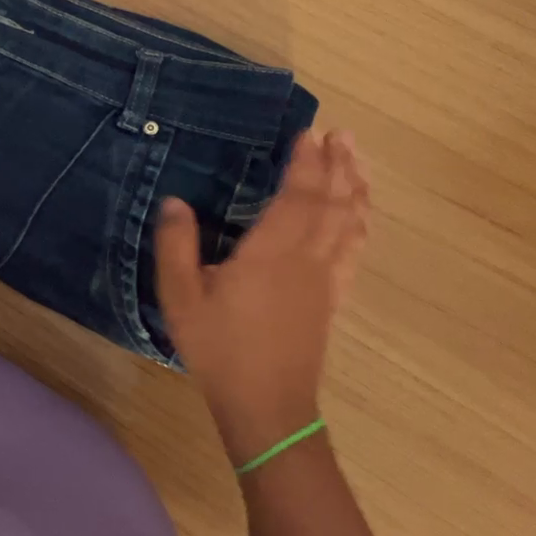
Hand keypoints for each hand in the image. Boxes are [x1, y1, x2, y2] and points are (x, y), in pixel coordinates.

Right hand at [155, 129, 368, 464]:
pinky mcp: (331, 299)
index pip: (299, 196)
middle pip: (334, 204)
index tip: (309, 132)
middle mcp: (308, 260)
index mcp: (272, 253)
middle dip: (339, 166)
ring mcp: (326, 280)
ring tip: (356, 161)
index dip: (307, 163)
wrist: (266, 404)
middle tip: (341, 133)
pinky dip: (360, 223)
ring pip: (352, 225)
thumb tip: (176, 201)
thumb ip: (176, 245)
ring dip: (357, 189)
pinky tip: (357, 216)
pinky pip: (354, 250)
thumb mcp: (180, 294)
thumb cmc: (219, 346)